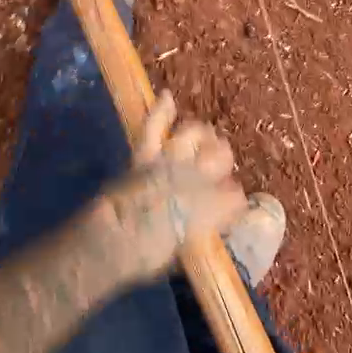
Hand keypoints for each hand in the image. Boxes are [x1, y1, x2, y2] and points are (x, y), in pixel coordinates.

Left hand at [95, 93, 248, 281]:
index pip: (235, 195)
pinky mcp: (145, 154)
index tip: (231, 206)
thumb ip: (202, 227)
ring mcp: (171, 159)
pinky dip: (161, 110)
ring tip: (204, 140)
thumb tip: (210, 215)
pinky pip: (154, 126)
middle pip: (222, 157)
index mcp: (212, 205)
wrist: (116, 240)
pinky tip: (167, 97)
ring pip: (196, 134)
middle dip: (222, 163)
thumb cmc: (150, 255)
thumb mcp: (184, 247)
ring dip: (202, 137)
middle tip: (217, 173)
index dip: (233, 200)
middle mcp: (198, 177)